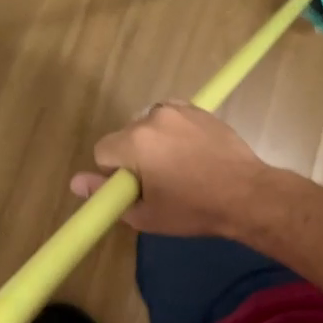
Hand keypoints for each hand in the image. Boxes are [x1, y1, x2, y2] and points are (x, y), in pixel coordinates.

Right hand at [71, 101, 273, 235]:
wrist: (246, 193)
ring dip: (154, 141)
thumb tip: (76, 182)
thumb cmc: (193, 209)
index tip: (135, 189)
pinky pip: (174, 116)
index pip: (103, 150)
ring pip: (150, 123)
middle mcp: (154, 116)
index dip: (114, 173)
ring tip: (178, 166)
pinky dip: (174, 130)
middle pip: (127, 135)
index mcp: (135, 141)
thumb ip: (108, 196)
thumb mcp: (145, 213)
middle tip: (159, 182)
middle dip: (134, 156)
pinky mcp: (201, 109)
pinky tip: (191, 151)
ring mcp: (180, 109)